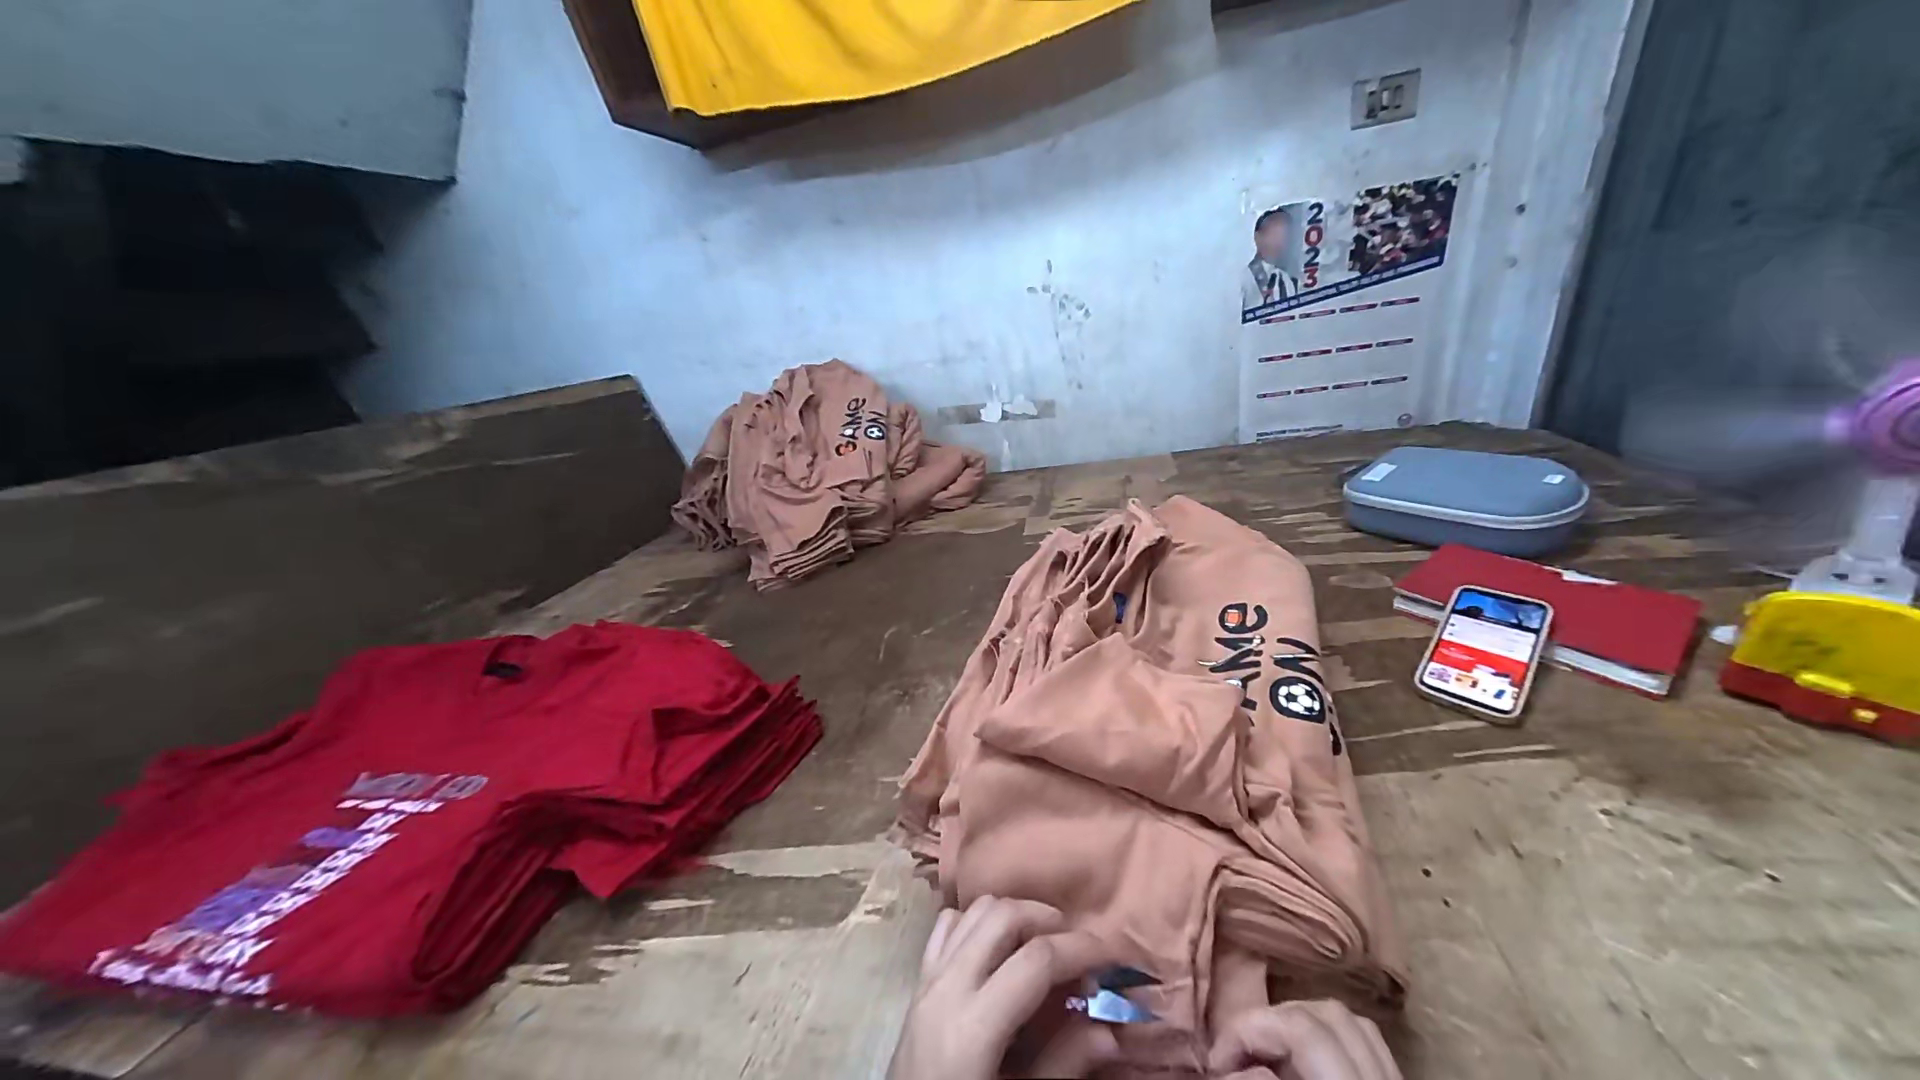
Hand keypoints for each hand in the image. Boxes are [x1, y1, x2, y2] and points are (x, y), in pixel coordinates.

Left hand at [887, 895, 1118, 1079]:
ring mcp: (928, 978)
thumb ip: (1063, 1064)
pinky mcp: (918, 981)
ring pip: (975, 911)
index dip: (1079, 950)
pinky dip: (978, 921)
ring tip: (1044, 943)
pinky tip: (999, 947)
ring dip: (1015, 914)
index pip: (1036, 960)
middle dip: (1047, 920)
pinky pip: (948, 926)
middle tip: (1078, 950)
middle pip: (1003, 917)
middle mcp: (948, 986)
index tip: (1112, 956)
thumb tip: (1110, 1029)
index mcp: (974, 1025)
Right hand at [1208, 1000, 1400, 1079]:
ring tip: (1267, 1053)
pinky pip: (1369, 1044)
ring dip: (1299, 1022)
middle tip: (1238, 1055)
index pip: (1300, 1028)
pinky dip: (1331, 1036)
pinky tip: (1305, 1059)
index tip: (1216, 1061)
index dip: (1246, 1031)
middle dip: (1270, 1023)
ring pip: (1351, 1020)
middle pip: (1325, 1014)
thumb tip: (1228, 1065)